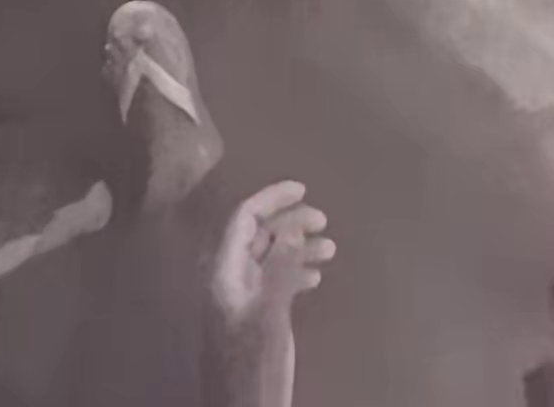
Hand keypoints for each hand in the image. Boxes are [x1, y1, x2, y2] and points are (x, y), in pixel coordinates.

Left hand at [211, 181, 336, 328]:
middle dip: (291, 222)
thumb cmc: (252, 364)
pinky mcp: (253, 314)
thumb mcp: (269, 313)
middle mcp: (229, 275)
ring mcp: (241, 295)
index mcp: (224, 269)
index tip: (302, 190)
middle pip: (260, 233)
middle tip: (323, 220)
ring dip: (298, 248)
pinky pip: (274, 278)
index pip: (245, 217)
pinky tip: (315, 276)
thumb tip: (293, 228)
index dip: (272, 198)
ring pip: (271, 255)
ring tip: (329, 249)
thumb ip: (280, 268)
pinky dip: (294, 272)